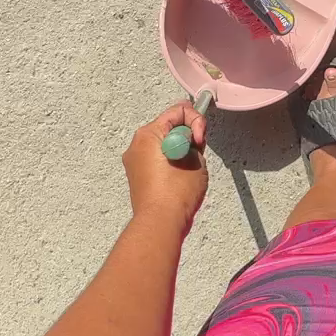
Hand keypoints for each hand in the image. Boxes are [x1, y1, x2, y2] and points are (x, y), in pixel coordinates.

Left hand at [121, 101, 208, 228]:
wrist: (160, 224)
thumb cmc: (176, 193)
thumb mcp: (195, 158)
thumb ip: (193, 139)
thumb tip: (189, 135)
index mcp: (148, 134)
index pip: (178, 111)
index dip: (196, 121)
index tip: (200, 141)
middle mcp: (136, 144)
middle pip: (169, 126)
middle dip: (188, 136)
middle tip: (198, 154)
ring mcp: (135, 161)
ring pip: (164, 142)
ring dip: (180, 149)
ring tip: (190, 169)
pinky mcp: (138, 176)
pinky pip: (158, 158)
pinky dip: (171, 160)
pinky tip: (180, 177)